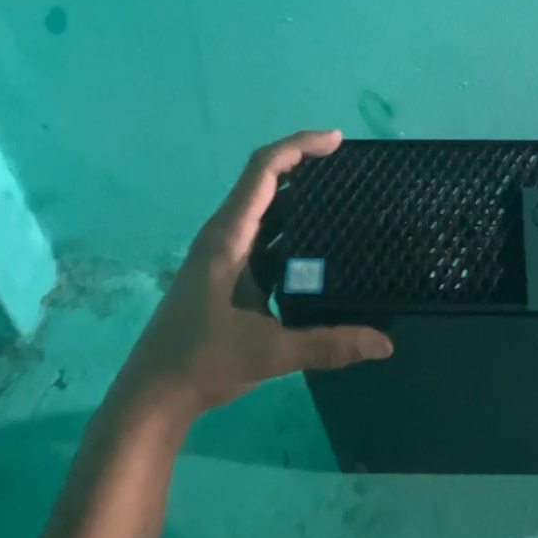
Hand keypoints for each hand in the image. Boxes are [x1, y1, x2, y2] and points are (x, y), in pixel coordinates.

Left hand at [112, 130, 394, 427]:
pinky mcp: (225, 275)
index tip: (337, 141)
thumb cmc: (202, 363)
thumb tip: (385, 343)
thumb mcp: (271, 352)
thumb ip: (329, 345)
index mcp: (228, 238)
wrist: (153, 396)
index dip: (299, 146)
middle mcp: (223, 237)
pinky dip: (291, 230)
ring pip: (263, 210)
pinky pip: (262, 237)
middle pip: (264, 182)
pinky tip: (319, 248)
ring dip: (298, 199)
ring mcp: (222, 255)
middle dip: (305, 167)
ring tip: (344, 201)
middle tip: (351, 170)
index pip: (263, 170)